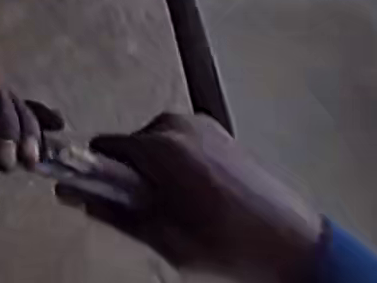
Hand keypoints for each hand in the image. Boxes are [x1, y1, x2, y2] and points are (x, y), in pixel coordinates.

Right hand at [56, 113, 323, 282]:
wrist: (309, 255)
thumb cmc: (235, 249)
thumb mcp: (169, 241)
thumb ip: (113, 214)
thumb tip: (68, 195)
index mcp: (159, 145)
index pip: (104, 147)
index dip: (106, 173)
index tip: (120, 195)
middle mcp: (173, 123)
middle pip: (130, 143)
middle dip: (137, 171)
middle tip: (163, 206)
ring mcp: (197, 122)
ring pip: (153, 140)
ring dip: (159, 165)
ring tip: (189, 201)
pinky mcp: (216, 129)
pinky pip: (179, 139)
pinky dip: (182, 159)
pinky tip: (206, 189)